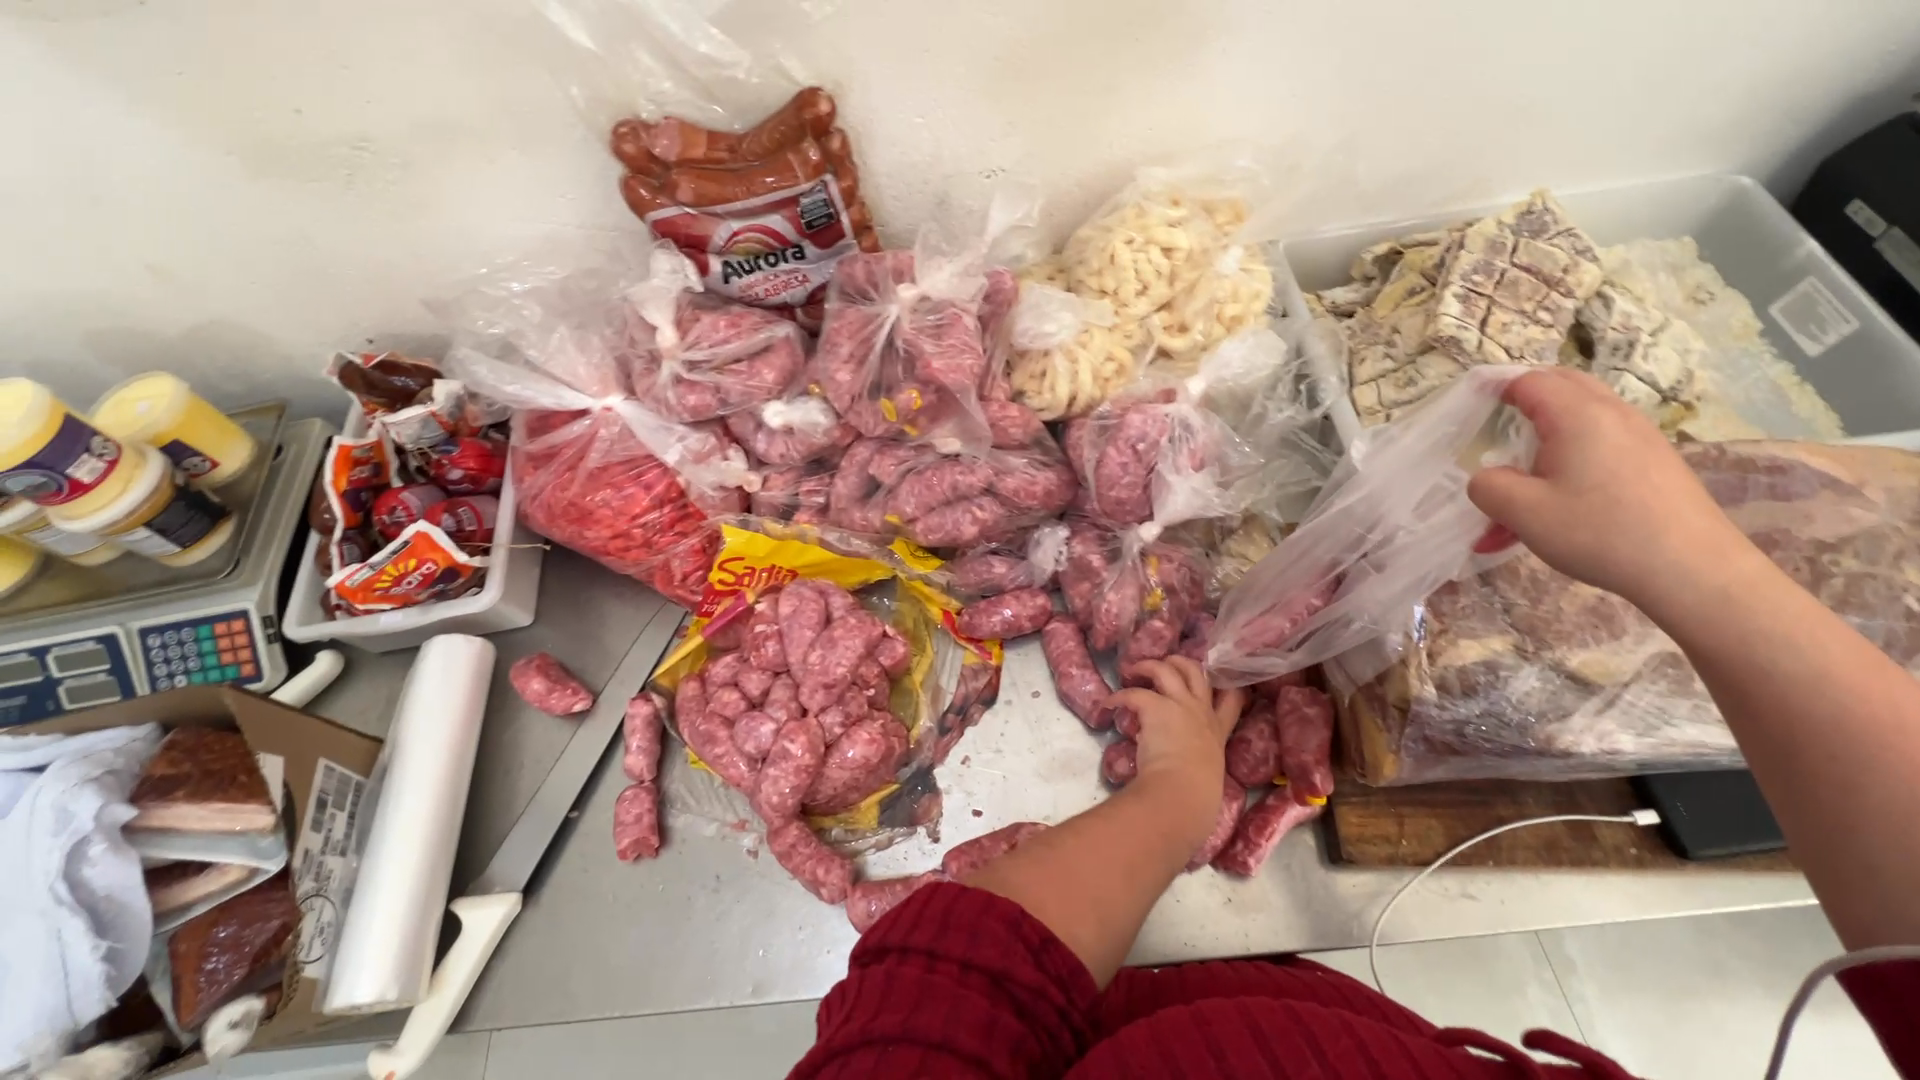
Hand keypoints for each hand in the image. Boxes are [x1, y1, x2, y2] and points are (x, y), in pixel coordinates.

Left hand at [1107, 657, 1245, 842]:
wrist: (1184, 792)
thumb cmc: (1197, 795)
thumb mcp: (1205, 772)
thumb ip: (1194, 758)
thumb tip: (1172, 755)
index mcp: (1217, 732)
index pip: (1232, 701)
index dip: (1225, 685)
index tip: (1215, 678)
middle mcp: (1202, 713)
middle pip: (1197, 673)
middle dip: (1181, 663)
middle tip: (1166, 663)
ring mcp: (1181, 706)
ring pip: (1167, 670)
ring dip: (1148, 666)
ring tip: (1133, 670)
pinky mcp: (1156, 707)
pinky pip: (1134, 693)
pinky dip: (1117, 697)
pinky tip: (1107, 704)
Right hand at [1467, 368, 1756, 606]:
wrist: (1692, 568)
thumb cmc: (1600, 532)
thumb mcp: (1523, 513)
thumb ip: (1488, 486)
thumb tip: (1488, 477)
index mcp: (1577, 416)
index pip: (1529, 381)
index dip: (1495, 387)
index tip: (1470, 406)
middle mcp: (1612, 414)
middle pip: (1563, 384)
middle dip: (1525, 396)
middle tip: (1496, 422)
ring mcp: (1640, 435)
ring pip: (1585, 413)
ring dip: (1550, 427)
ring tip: (1524, 466)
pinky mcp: (1654, 460)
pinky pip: (1604, 439)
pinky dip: (1574, 450)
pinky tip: (1563, 492)